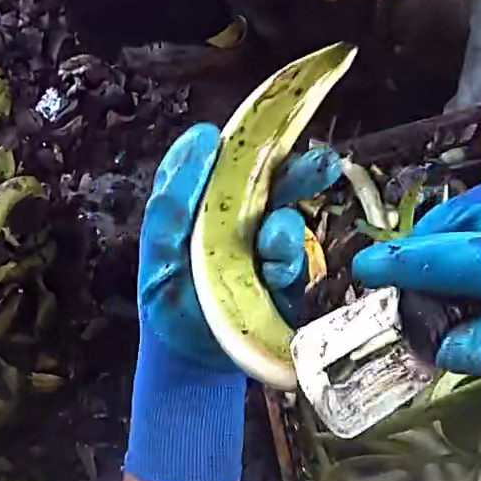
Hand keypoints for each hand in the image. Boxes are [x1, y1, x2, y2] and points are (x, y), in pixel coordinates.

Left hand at [129, 125, 336, 480]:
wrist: (187, 357)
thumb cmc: (168, 296)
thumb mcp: (157, 248)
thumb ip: (172, 199)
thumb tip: (202, 136)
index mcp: (219, 207)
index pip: (244, 166)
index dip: (263, 143)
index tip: (279, 123)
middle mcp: (251, 224)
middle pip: (282, 190)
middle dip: (303, 175)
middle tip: (323, 165)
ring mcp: (274, 256)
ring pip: (292, 228)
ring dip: (286, 230)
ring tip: (272, 241)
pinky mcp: (290, 289)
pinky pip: (298, 269)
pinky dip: (288, 264)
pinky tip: (274, 270)